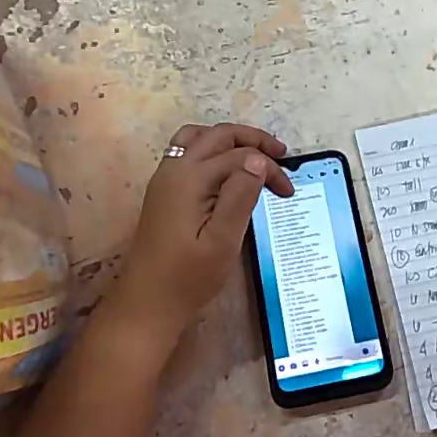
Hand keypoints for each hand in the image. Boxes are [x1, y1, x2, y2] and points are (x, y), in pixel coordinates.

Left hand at [99, 123, 293, 347]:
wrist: (147, 302)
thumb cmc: (188, 276)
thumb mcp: (223, 241)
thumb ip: (240, 196)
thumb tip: (258, 160)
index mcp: (190, 179)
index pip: (239, 156)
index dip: (269, 168)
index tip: (288, 192)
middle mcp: (175, 169)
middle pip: (218, 135)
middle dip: (253, 140)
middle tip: (281, 156)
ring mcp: (165, 177)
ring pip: (199, 137)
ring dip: (230, 139)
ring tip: (255, 154)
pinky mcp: (163, 190)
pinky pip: (188, 151)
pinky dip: (212, 149)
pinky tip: (226, 169)